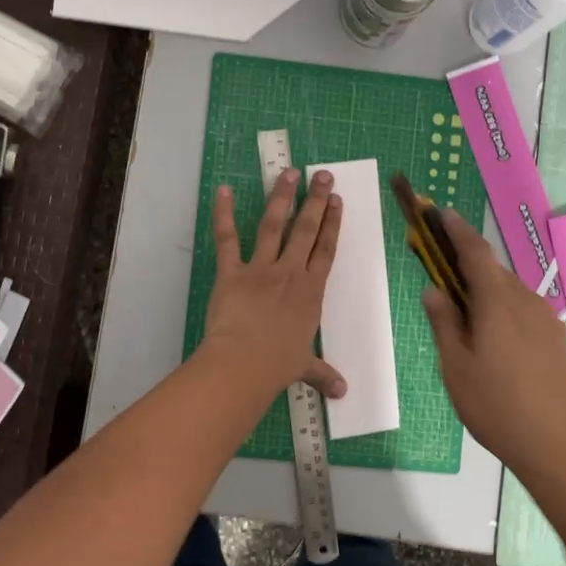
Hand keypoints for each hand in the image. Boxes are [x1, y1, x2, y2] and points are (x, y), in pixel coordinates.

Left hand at [199, 169, 344, 399]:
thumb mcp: (304, 368)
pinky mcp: (231, 273)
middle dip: (316, 200)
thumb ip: (322, 374)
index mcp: (311, 292)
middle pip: (307, 230)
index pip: (326, 250)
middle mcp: (290, 273)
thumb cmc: (278, 365)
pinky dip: (223, 214)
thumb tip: (341, 392)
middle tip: (322, 175)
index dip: (333, 224)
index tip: (337, 201)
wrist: (244, 363)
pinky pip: (227, 239)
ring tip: (288, 172)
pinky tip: (224, 191)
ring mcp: (260, 269)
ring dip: (281, 198)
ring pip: (274, 226)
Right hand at [420, 210, 565, 474]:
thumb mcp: (456, 368)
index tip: (441, 213)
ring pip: (510, 293)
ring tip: (465, 320)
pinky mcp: (558, 341)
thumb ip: (444, 323)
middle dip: (468, 266)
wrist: (560, 446)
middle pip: (493, 272)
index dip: (457, 230)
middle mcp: (526, 303)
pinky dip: (503, 312)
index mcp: (497, 304)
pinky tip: (494, 343)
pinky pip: (524, 313)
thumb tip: (434, 289)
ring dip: (486, 293)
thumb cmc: (497, 407)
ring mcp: (547, 322)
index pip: (475, 253)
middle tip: (442, 278)